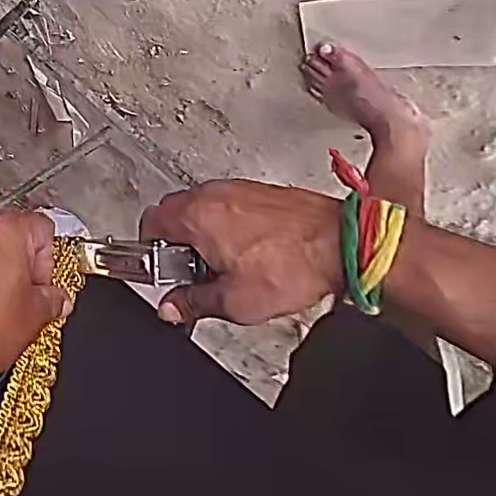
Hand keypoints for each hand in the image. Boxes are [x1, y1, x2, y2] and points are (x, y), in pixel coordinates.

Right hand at [139, 180, 342, 325]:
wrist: (346, 243)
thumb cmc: (296, 265)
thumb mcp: (234, 301)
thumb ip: (192, 303)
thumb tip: (171, 307)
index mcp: (195, 217)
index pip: (149, 223)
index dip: (150, 249)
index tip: (163, 268)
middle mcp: (211, 195)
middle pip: (171, 212)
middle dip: (174, 240)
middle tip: (192, 268)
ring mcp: (235, 189)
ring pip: (198, 206)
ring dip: (199, 231)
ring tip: (223, 261)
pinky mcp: (257, 190)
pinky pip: (226, 203)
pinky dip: (225, 222)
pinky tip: (246, 249)